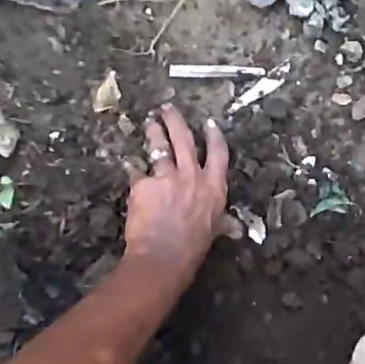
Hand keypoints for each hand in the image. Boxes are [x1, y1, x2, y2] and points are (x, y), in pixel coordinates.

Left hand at [124, 104, 229, 276]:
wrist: (164, 255)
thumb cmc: (194, 247)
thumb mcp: (215, 231)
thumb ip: (222, 222)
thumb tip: (234, 229)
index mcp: (214, 187)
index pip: (218, 154)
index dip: (214, 136)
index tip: (209, 123)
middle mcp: (192, 177)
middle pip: (185, 140)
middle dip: (176, 121)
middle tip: (168, 108)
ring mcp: (167, 178)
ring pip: (160, 148)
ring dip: (154, 134)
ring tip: (150, 124)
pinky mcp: (143, 184)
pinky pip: (137, 172)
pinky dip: (134, 170)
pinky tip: (130, 167)